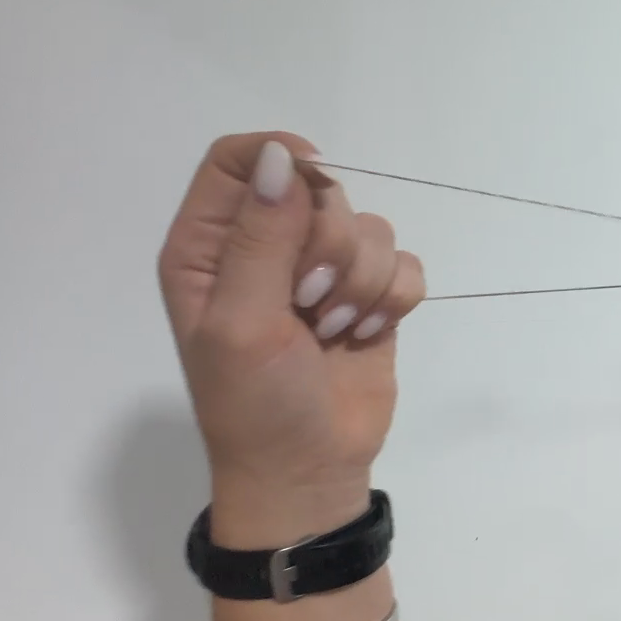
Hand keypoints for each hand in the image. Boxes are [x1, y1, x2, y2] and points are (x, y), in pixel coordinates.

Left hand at [158, 133, 425, 543]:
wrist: (310, 462)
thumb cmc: (254, 400)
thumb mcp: (242, 320)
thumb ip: (262, 238)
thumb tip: (285, 158)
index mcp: (212, 246)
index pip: (240, 162)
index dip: (282, 159)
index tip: (316, 181)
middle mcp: (272, 250)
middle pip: (324, 195)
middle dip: (332, 247)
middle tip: (310, 300)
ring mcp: (329, 275)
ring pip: (374, 232)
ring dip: (365, 283)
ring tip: (338, 328)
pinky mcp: (376, 300)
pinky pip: (407, 267)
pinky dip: (397, 299)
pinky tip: (370, 331)